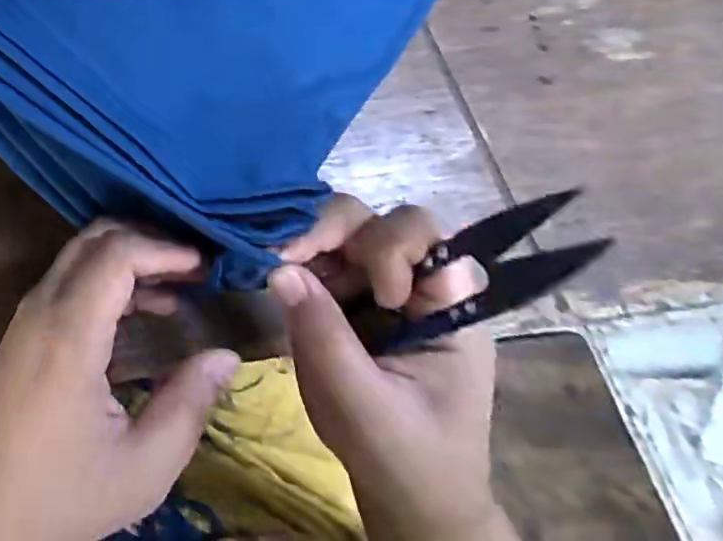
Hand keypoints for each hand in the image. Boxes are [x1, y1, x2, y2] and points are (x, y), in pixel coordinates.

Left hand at [0, 221, 241, 540]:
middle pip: (97, 238)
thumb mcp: (141, 467)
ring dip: (129, 257)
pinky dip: (108, 276)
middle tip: (195, 268)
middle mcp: (43, 305)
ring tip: (178, 288)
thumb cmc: (60, 493)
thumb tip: (225, 354)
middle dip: (149, 240)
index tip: (205, 267)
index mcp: (69, 330)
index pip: (118, 252)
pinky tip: (140, 310)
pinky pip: (70, 277)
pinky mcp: (23, 327)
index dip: (164, 249)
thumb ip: (188, 405)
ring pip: (81, 253)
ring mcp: (28, 313)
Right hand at [272, 198, 516, 540]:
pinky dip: (293, 255)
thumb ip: (326, 339)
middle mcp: (414, 281)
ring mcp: (376, 283)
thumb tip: (280, 268)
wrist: (405, 501)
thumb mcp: (366, 408)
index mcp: (448, 305)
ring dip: (306, 240)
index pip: (426, 236)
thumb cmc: (405, 460)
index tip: (376, 293)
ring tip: (275, 263)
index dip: (393, 246)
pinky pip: (319, 255)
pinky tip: (274, 270)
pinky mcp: (345, 294)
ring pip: (341, 230)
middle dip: (332, 230)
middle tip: (288, 256)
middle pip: (376, 222)